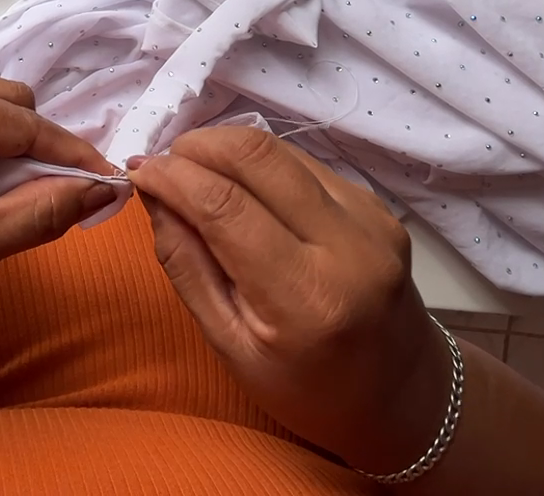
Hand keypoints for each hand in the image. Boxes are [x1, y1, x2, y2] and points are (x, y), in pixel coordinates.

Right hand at [129, 127, 451, 475]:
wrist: (406, 396)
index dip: (172, 177)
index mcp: (308, 299)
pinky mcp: (375, 202)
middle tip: (162, 164)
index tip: (137, 170)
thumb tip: (152, 192)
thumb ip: (185, 264)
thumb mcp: (229, 344)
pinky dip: (254, 163)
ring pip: (276, 149)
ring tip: (192, 172)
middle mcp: (349, 246)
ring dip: (221, 148)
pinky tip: (239, 187)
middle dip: (194, 146)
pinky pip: (298, 161)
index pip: (224, 206)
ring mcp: (370, 218)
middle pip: (254, 156)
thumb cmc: (306, 386)